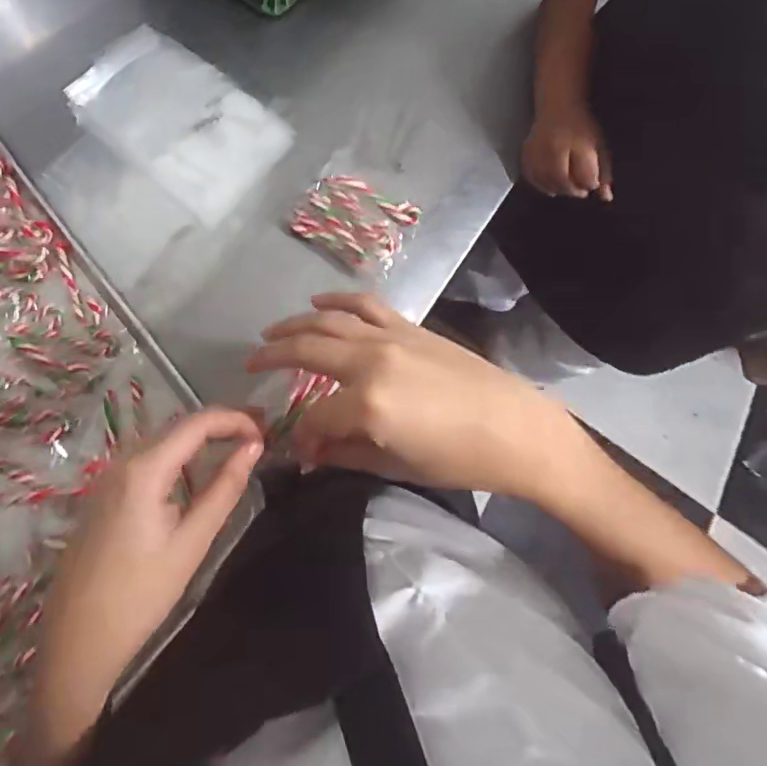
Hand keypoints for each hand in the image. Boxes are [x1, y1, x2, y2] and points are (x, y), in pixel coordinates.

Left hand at [26, 410, 262, 765]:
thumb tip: (253, 448)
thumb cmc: (140, 595)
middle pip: (177, 427)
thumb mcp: (191, 543)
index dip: (234, 420)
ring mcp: (107, 475)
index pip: (196, 423)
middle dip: (218, 427)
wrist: (78, 639)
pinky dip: (175, 459)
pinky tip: (193, 477)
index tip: (264, 434)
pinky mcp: (102, 493)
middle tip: (256, 441)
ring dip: (197, 442)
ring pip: (160, 442)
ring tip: (233, 452)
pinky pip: (145, 461)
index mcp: (144, 469)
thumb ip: (224, 490)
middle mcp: (122, 460)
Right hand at [245, 293, 592, 499]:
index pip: (313, 416)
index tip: (298, 447)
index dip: (300, 433)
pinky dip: (337, 301)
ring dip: (295, 324)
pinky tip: (318, 303)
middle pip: (307, 352)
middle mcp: (371, 361)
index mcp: (367, 404)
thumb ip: (344, 452)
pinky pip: (365, 305)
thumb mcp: (395, 464)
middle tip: (251, 363)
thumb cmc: (458, 459)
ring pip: (328, 322)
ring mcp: (390, 338)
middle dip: (273, 357)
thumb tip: (310, 450)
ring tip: (271, 333)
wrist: (516, 429)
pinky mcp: (408, 328)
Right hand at [522, 105, 612, 199]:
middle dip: (572, 190)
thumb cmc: (582, 126)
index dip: (590, 184)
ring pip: (544, 179)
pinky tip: (548, 187)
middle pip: (561, 179)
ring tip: (564, 189)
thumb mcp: (599, 146)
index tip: (593, 184)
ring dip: (555, 189)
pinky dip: (538, 184)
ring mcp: (538, 149)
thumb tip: (606, 198)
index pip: (585, 174)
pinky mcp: (526, 151)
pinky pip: (530, 175)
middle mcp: (556, 147)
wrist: (558, 106)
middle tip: (579, 191)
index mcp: (579, 144)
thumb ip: (603, 172)